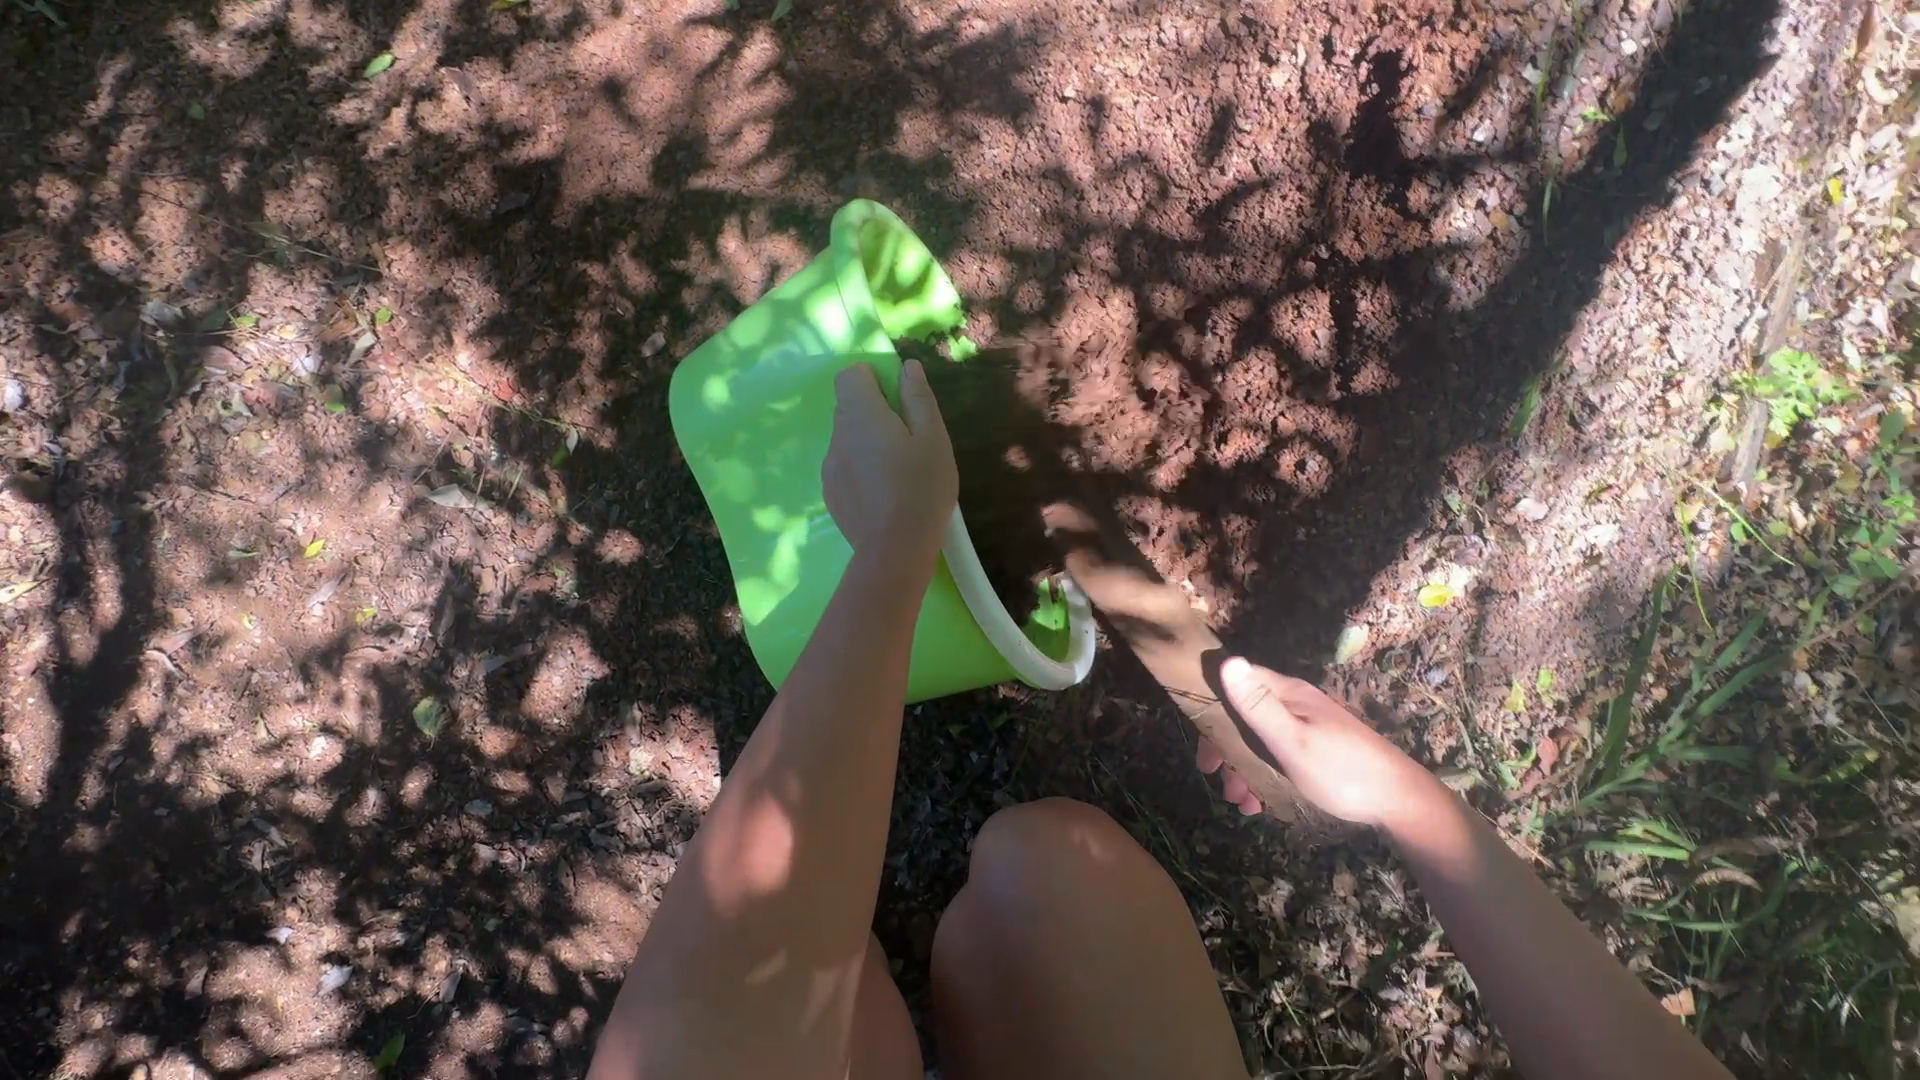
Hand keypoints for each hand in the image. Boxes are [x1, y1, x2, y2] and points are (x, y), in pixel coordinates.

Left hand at [823, 359, 957, 565]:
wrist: (894, 549)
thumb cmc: (922, 489)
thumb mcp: (933, 439)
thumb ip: (918, 399)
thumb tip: (907, 367)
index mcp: (861, 415)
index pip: (850, 375)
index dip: (872, 379)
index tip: (898, 400)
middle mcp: (837, 435)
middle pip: (848, 407)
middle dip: (874, 413)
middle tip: (907, 440)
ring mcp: (829, 467)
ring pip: (847, 439)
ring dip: (867, 443)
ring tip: (897, 472)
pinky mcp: (830, 493)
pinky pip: (844, 467)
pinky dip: (861, 470)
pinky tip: (883, 494)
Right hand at [1198, 657, 1436, 827]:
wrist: (1401, 803)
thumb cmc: (1342, 770)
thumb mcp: (1292, 740)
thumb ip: (1257, 705)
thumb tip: (1226, 660)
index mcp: (1287, 694)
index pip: (1237, 680)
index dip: (1212, 703)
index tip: (1200, 737)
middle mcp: (1294, 703)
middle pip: (1243, 714)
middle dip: (1225, 746)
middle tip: (1216, 777)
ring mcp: (1305, 725)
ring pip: (1257, 739)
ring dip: (1242, 767)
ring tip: (1240, 800)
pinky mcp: (1314, 748)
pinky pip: (1275, 755)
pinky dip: (1262, 776)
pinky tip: (1260, 803)